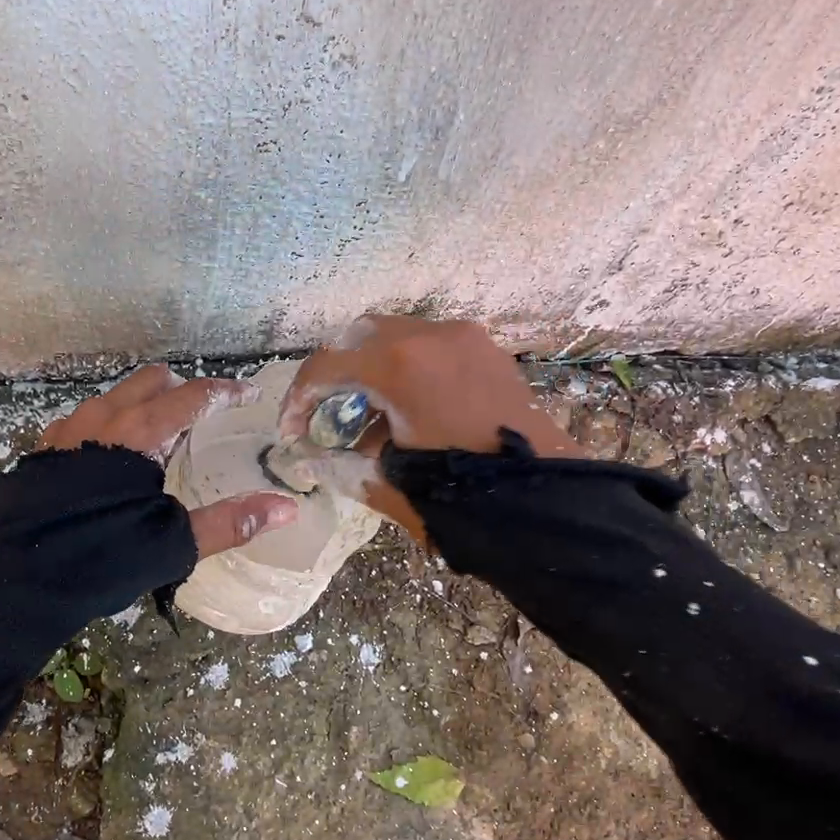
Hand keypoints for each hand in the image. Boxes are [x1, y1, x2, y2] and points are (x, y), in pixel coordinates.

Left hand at [39, 364, 299, 558]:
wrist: (20, 576)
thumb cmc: (104, 555)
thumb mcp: (173, 542)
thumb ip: (230, 522)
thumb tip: (286, 509)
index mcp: (139, 431)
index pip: (192, 396)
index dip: (225, 391)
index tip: (248, 393)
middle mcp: (102, 417)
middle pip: (150, 381)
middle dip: (179, 388)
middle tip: (200, 413)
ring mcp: (67, 429)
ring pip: (114, 396)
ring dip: (141, 404)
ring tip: (156, 436)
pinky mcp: (43, 448)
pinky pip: (84, 419)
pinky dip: (107, 424)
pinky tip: (108, 455)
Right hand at [278, 315, 581, 538]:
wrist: (548, 503)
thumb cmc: (460, 496)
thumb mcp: (386, 484)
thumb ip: (338, 464)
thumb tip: (309, 457)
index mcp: (399, 364)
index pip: (327, 365)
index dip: (299, 397)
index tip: (291, 430)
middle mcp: (431, 336)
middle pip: (359, 335)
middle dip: (334, 372)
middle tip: (325, 413)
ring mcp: (465, 338)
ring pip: (398, 335)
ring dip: (371, 367)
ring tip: (368, 414)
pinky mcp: (489, 351)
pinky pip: (432, 346)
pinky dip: (407, 367)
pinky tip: (407, 408)